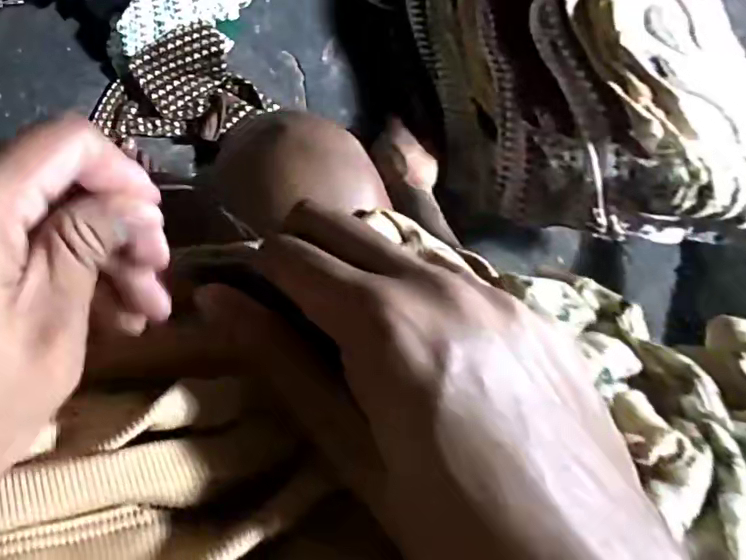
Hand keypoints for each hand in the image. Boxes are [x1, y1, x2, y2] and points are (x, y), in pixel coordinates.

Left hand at [0, 117, 170, 559]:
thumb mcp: (47, 330)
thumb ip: (90, 244)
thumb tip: (136, 202)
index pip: (71, 138)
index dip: (122, 172)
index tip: (155, 226)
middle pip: (57, 171)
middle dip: (113, 220)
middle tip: (156, 280)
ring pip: (39, 201)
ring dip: (91, 246)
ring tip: (140, 308)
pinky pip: (9, 225)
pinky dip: (52, 255)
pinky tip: (98, 306)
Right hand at [197, 200, 677, 559]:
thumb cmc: (454, 534)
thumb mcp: (352, 454)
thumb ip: (280, 362)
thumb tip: (214, 297)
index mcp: (382, 322)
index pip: (288, 253)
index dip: (258, 270)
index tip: (253, 299)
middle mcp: (434, 282)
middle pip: (331, 218)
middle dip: (298, 246)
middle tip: (296, 302)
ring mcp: (491, 288)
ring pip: (390, 236)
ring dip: (357, 261)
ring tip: (365, 326)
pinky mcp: (532, 306)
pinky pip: (449, 267)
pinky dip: (415, 284)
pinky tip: (432, 343)